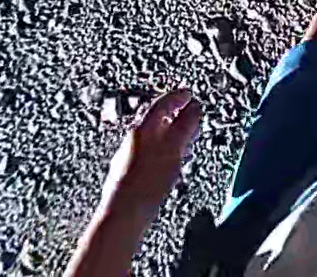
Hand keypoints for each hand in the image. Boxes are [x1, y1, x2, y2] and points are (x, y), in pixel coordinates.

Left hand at [98, 88, 202, 220]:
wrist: (121, 220)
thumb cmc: (145, 184)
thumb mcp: (174, 149)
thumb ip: (186, 126)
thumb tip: (195, 109)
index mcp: (143, 128)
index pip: (162, 103)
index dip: (178, 97)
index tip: (189, 95)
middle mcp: (134, 140)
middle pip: (158, 121)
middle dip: (177, 117)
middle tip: (193, 117)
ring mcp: (129, 159)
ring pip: (155, 140)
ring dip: (173, 137)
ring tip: (188, 142)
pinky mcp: (129, 178)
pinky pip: (151, 157)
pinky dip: (165, 154)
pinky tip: (173, 165)